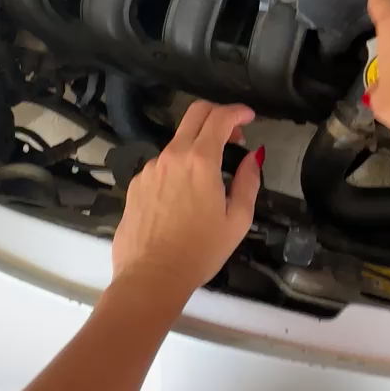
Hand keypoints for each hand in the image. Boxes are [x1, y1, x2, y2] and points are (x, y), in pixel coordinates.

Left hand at [110, 101, 262, 303]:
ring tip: (208, 176)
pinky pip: (161, 165)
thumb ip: (248, 181)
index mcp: (200, 160)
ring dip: (197, 146)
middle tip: (233, 134)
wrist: (150, 279)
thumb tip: (253, 157)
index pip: (220, 117)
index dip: (238, 111)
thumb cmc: (199, 252)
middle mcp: (172, 156)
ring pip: (178, 142)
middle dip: (218, 114)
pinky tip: (182, 196)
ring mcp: (150, 169)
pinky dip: (177, 168)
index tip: (249, 116)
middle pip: (195, 113)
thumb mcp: (237, 220)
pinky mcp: (136, 185)